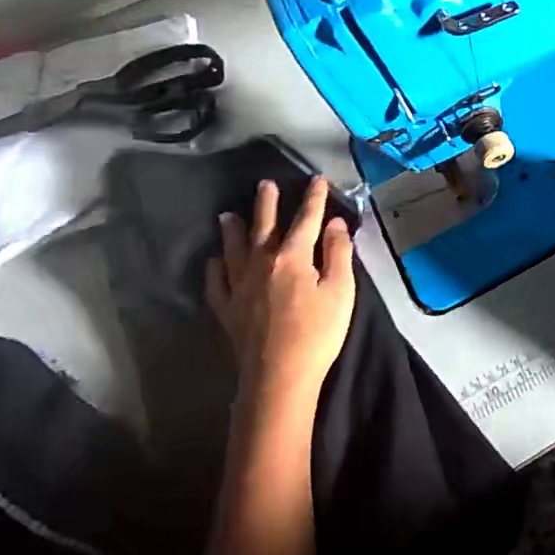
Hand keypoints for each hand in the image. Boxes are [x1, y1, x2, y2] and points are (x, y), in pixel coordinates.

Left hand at [206, 176, 355, 399]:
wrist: (279, 375)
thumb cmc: (318, 331)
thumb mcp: (341, 290)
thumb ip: (337, 253)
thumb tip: (335, 224)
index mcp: (292, 257)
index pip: (306, 220)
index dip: (314, 199)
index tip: (317, 179)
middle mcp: (261, 264)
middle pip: (264, 227)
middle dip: (267, 203)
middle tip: (265, 184)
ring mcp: (239, 287)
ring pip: (233, 250)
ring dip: (233, 229)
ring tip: (229, 214)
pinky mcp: (227, 309)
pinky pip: (215, 282)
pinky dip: (214, 268)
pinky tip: (214, 261)